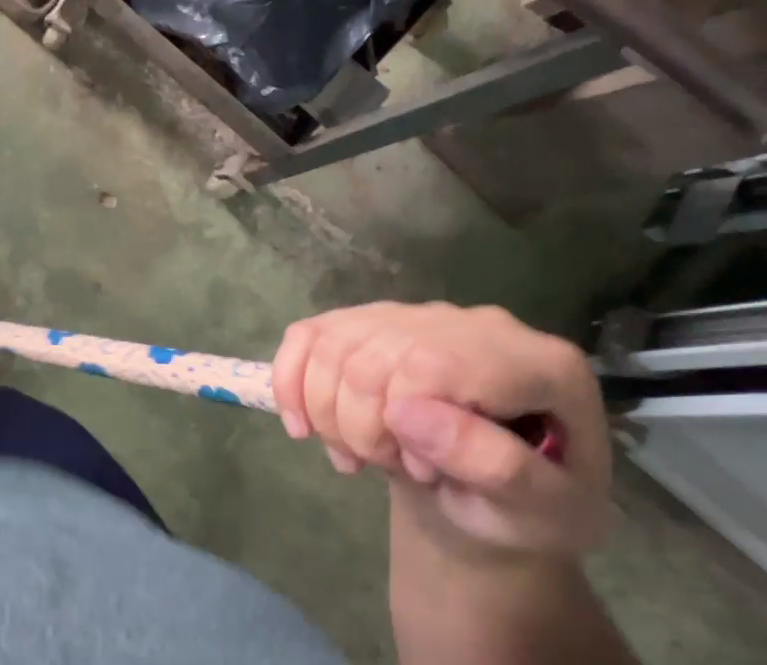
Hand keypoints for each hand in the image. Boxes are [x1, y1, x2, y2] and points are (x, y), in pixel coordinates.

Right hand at [272, 302, 611, 560]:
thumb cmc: (527, 510)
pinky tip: (302, 424)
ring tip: (353, 455)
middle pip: (373, 354)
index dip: (403, 416)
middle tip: (382, 467)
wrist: (491, 499)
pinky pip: (308, 335)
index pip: (434, 362)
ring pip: (332, 345)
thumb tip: (407, 412)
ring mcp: (415, 317)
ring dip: (324, 410)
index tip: (420, 470)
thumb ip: (496, 465)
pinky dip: (290, 383)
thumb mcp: (540, 512)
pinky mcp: (368, 322)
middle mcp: (475, 324)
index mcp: (538, 363)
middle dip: (358, 423)